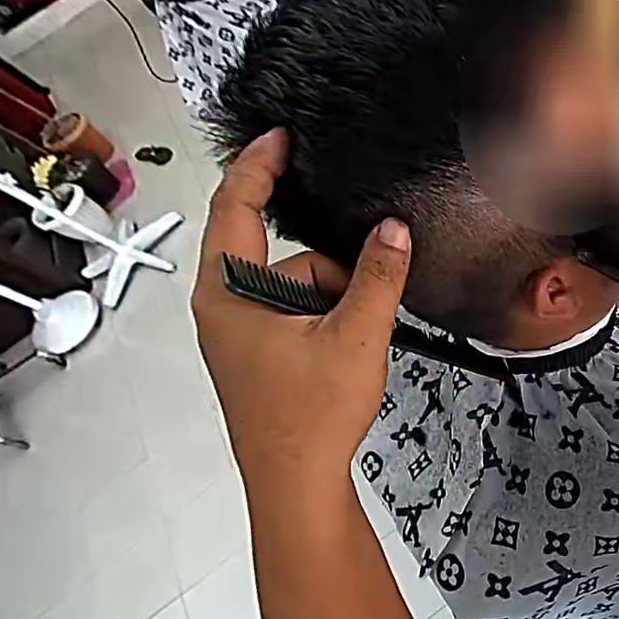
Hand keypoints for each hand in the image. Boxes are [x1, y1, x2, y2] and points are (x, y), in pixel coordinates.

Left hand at [191, 129, 411, 491]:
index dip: (259, 167)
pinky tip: (347, 353)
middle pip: (288, 259)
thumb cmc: (311, 415)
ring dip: (337, 305)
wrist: (296, 480)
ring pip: (298, 291)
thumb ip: (377, 278)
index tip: (281, 138)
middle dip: (336, 276)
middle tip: (367, 311)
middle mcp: (224, 306)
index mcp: (229, 291)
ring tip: (357, 346)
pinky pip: (296, 316)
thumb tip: (393, 230)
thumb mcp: (356, 336)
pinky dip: (327, 323)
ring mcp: (240, 333)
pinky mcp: (258, 354)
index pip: (237, 207)